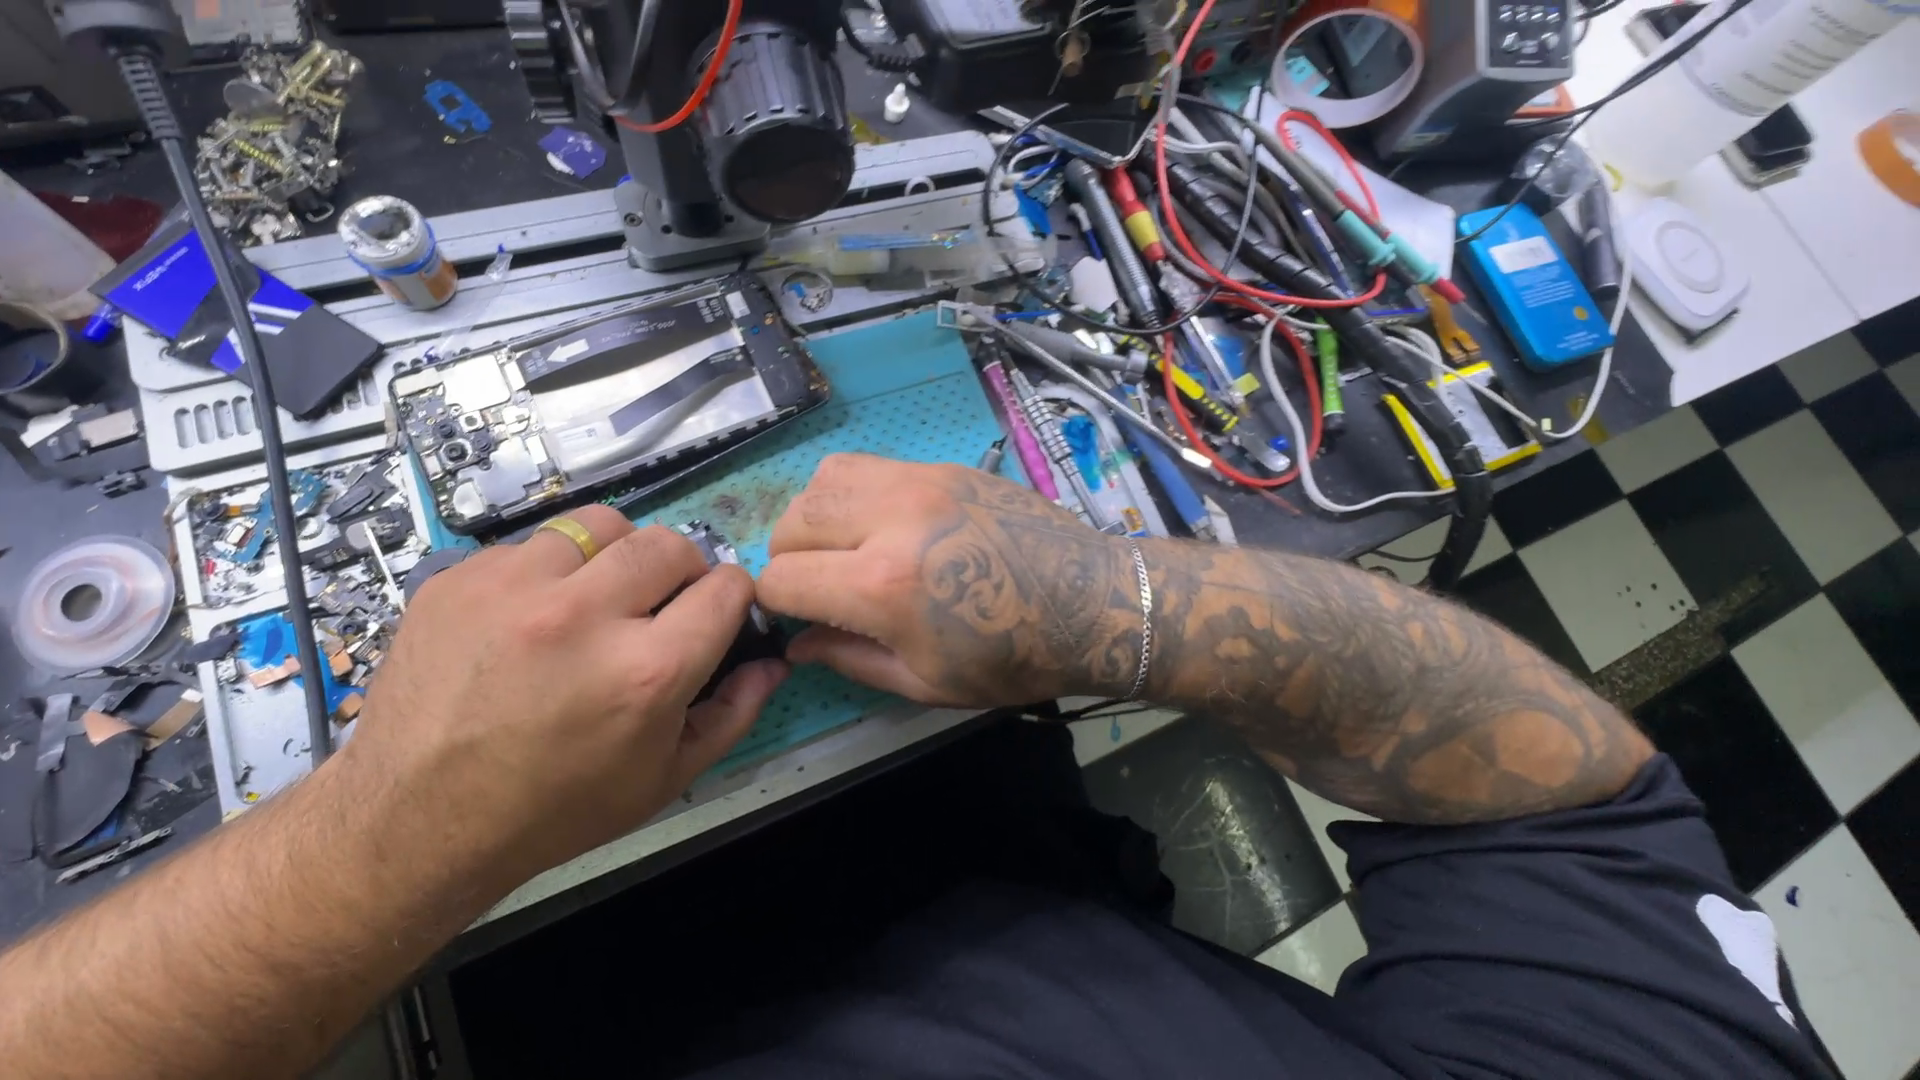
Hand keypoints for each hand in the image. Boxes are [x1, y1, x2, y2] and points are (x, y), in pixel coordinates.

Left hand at [337, 506, 786, 884]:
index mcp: (646, 671)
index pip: (727, 588)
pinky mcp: (460, 579)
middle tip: (660, 606)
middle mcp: (585, 617)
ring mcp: (515, 590)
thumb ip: (732, 713)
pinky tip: (533, 615)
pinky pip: (533, 544)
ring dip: (616, 556)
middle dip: (684, 571)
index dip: (733, 599)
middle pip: (671, 544)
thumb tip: (773, 663)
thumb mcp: (664, 778)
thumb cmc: (556, 807)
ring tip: (598, 595)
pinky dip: (551, 570)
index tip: (716, 614)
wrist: (415, 819)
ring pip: (602, 525)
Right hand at [757, 454, 1142, 707]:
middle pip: (792, 521)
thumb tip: (797, 642)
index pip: (782, 578)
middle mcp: (891, 519)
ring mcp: (919, 482)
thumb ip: (849, 658)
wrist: (1093, 602)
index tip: (796, 617)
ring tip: (843, 549)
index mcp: (882, 585)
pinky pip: (868, 465)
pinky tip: (880, 523)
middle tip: (820, 587)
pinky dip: (852, 493)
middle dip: (790, 559)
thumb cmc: (1014, 658)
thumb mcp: (926, 682)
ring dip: (815, 517)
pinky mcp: (942, 467)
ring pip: (823, 479)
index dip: (776, 605)